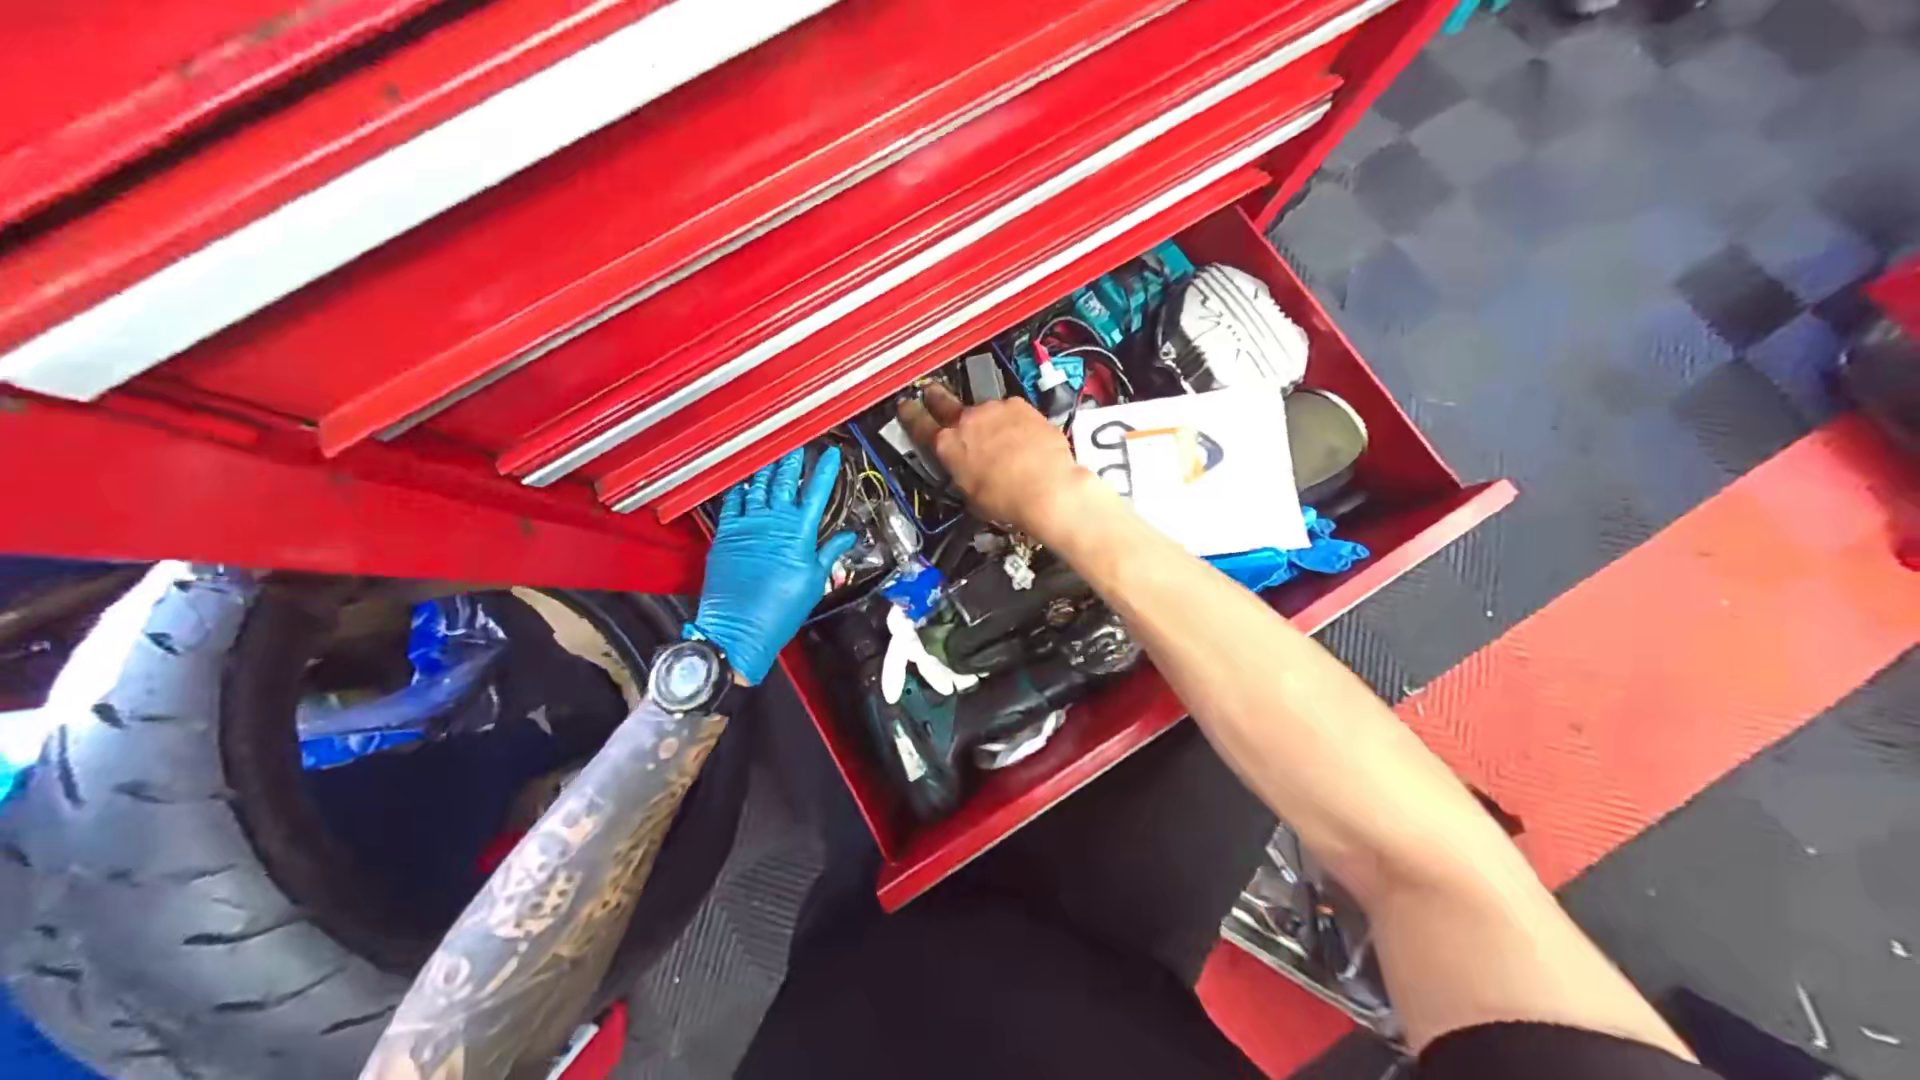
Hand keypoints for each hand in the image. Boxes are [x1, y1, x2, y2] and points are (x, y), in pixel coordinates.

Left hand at [689, 447, 855, 684]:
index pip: (816, 492)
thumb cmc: (782, 609)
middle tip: (797, 448)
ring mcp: (746, 526)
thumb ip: (830, 552)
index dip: (824, 470)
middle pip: (784, 482)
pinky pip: (732, 503)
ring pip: (757, 487)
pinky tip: (744, 484)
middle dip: (792, 462)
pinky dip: (740, 491)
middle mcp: (772, 521)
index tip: (830, 453)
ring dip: (766, 471)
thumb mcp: (815, 581)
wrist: (738, 627)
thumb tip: (849, 535)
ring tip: (772, 458)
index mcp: (799, 532)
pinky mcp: (725, 535)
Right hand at [898, 384, 1106, 543]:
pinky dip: (1014, 423)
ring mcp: (994, 410)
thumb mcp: (970, 495)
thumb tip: (967, 472)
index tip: (906, 406)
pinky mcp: (1021, 406)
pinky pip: (1011, 412)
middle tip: (933, 393)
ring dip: (988, 422)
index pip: (919, 424)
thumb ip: (962, 473)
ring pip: (984, 411)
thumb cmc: (1008, 499)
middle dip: (936, 397)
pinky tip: (1023, 440)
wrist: (1046, 488)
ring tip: (1002, 443)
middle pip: (944, 401)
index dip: (910, 414)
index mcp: (947, 445)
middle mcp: (967, 421)